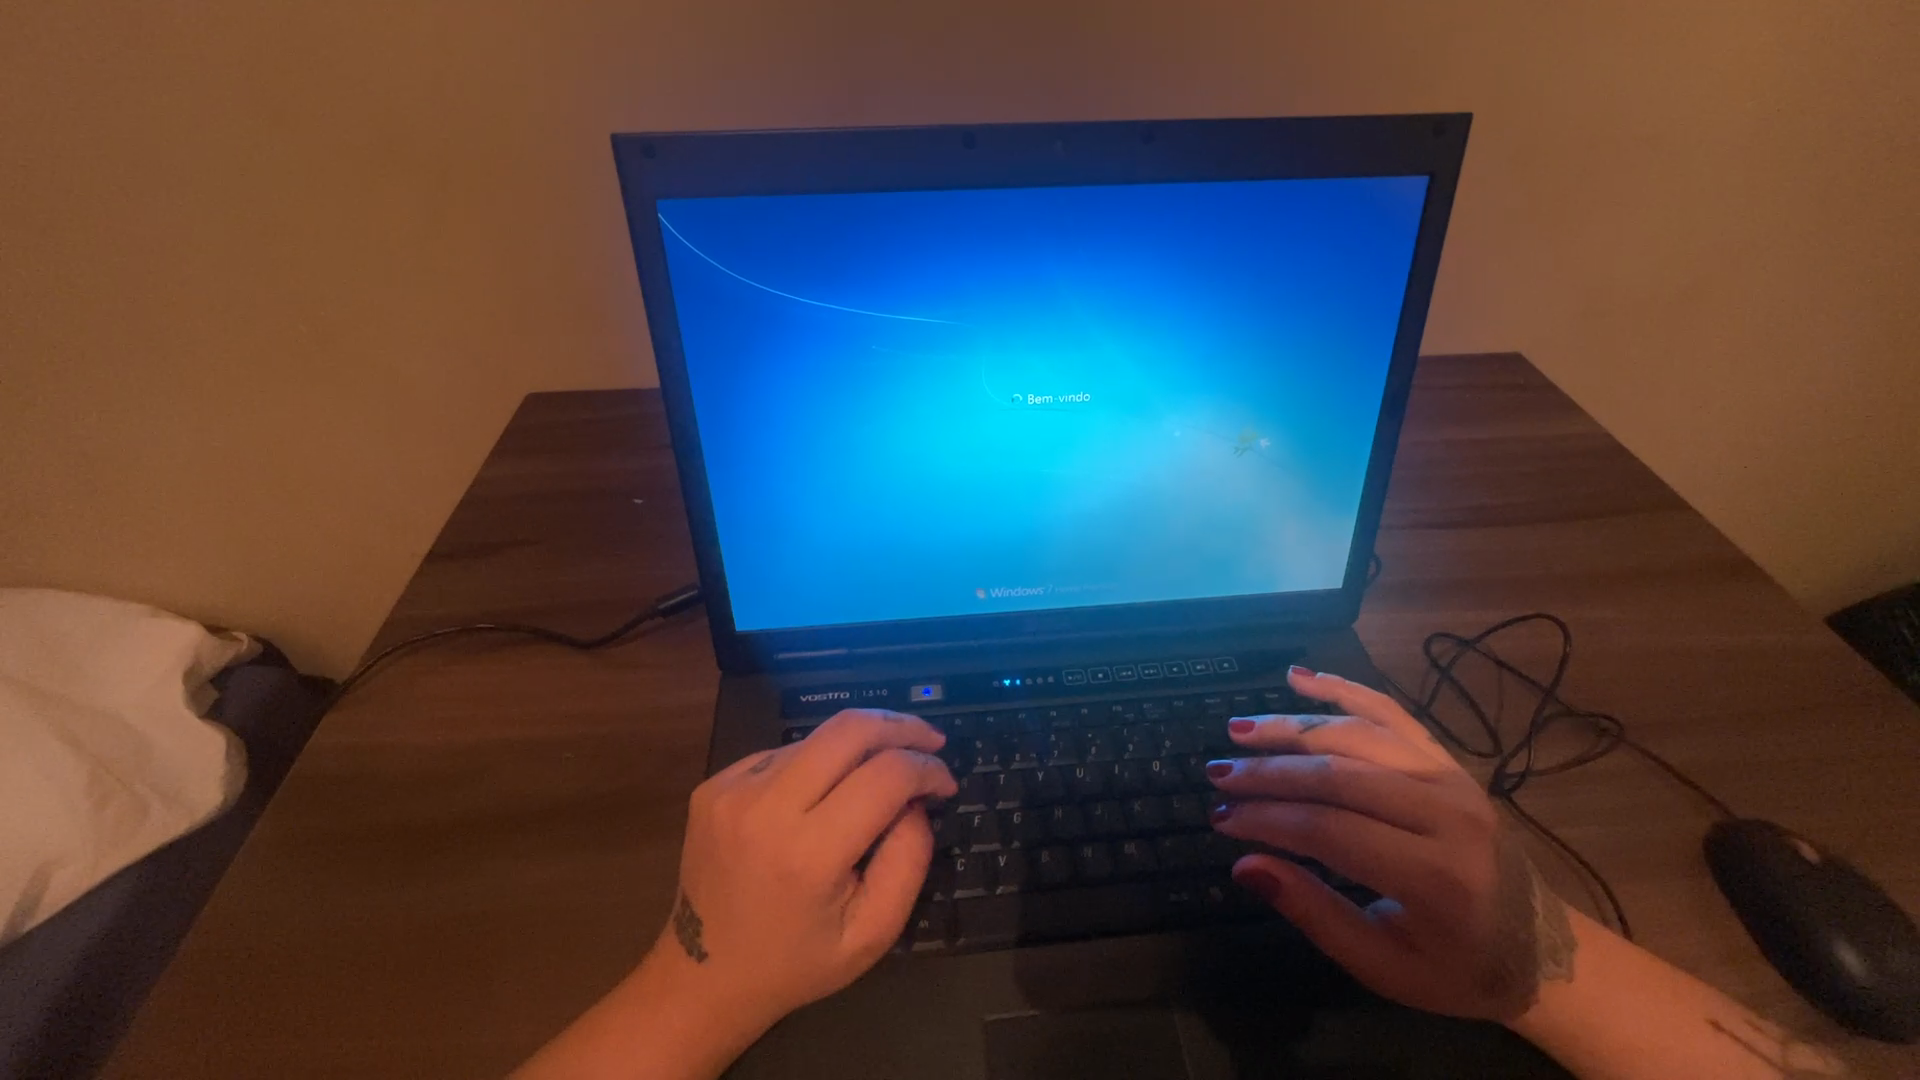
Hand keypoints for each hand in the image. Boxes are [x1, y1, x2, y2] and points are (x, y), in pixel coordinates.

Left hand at [653, 708, 956, 1030]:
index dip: (928, 768)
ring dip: (858, 747)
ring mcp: (733, 789)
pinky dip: (817, 764)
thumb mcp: (872, 934)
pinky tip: (821, 796)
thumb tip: (916, 799)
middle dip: (902, 726)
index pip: (886, 775)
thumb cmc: (796, 962)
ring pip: (818, 737)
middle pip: (849, 729)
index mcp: (809, 854)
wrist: (701, 977)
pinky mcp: (715, 784)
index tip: (945, 783)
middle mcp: (766, 807)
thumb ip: (909, 860)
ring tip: (877, 776)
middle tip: (931, 740)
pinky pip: (784, 753)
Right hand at [1207, 666, 1575, 1021]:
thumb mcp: (1383, 965)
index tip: (1220, 817)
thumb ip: (1313, 913)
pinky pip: (1391, 713)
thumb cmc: (1458, 967)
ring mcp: (1451, 777)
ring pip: (1356, 735)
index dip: (1266, 819)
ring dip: (1291, 728)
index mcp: (1436, 875)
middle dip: (1267, 771)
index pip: (1329, 829)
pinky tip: (1298, 677)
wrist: (1547, 951)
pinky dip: (1342, 689)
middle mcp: (1446, 813)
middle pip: (1337, 774)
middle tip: (1216, 774)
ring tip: (1239, 731)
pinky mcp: (1448, 760)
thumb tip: (1245, 865)